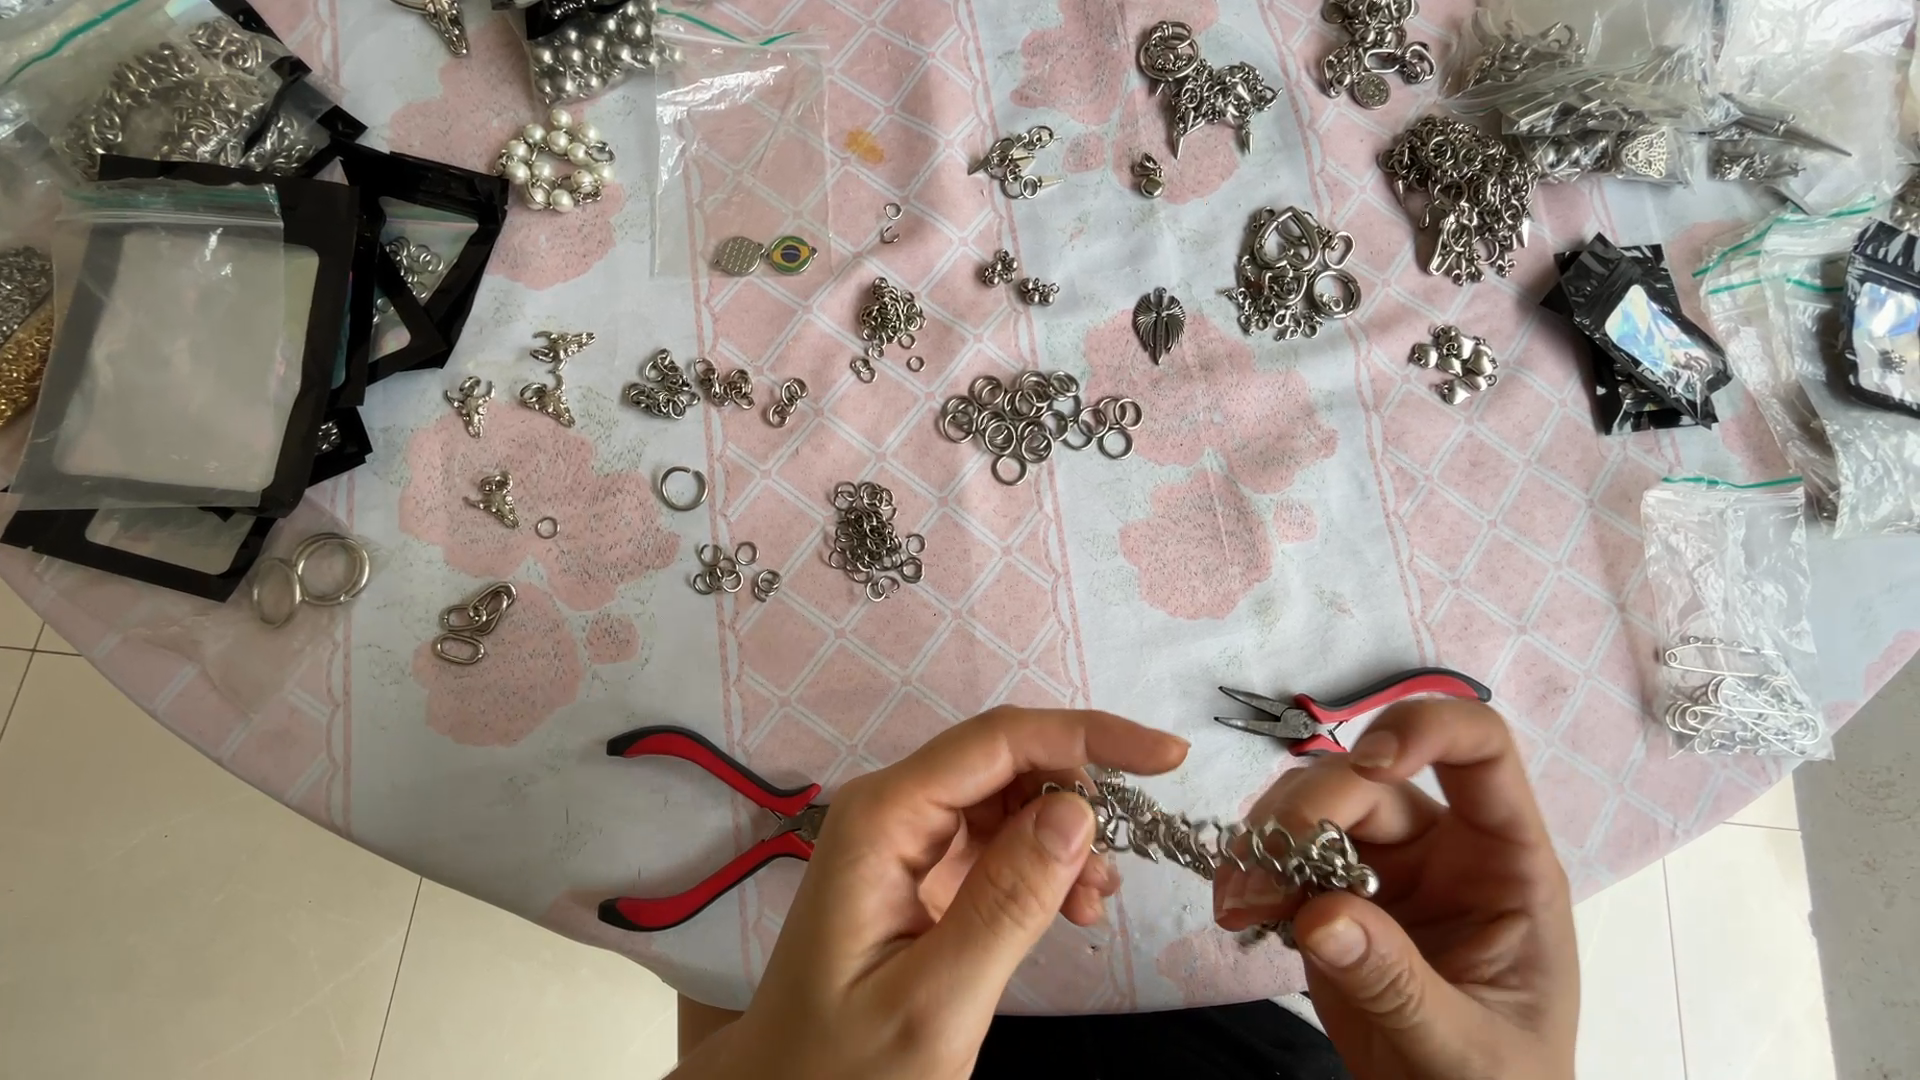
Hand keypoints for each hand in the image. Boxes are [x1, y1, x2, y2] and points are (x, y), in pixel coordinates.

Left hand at [672, 706, 1188, 1079]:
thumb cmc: (845, 1069)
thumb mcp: (935, 1004)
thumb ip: (1007, 902)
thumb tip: (1078, 810)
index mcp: (884, 816)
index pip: (997, 741)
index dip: (1086, 734)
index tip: (1167, 755)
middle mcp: (894, 806)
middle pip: (1005, 761)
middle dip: (1077, 791)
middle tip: (1127, 854)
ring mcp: (907, 835)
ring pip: (1009, 799)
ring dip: (1065, 836)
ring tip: (1096, 903)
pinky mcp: (922, 867)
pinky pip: (997, 841)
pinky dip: (1043, 866)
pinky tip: (1071, 910)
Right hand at [1214, 701, 1577, 1079]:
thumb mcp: (1466, 1053)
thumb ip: (1400, 985)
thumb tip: (1322, 916)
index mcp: (1502, 861)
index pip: (1478, 750)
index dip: (1423, 731)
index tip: (1370, 766)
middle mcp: (1438, 841)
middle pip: (1360, 780)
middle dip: (1302, 817)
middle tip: (1257, 885)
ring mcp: (1379, 857)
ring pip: (1308, 801)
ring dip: (1262, 842)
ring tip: (1238, 906)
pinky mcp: (1328, 882)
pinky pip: (1279, 844)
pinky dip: (1248, 867)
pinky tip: (1235, 909)